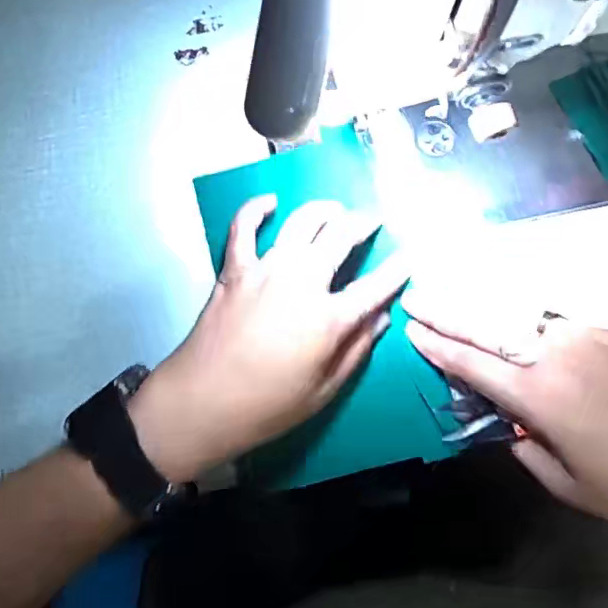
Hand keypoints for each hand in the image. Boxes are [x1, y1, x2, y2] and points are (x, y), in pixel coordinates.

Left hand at [126, 195, 407, 483]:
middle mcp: (301, 282)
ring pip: (301, 221)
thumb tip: (382, 317)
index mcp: (328, 318)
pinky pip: (244, 227)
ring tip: (336, 209)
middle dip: (364, 223)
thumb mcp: (324, 390)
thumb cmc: (266, 406)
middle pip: (341, 237)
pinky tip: (271, 202)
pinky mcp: (234, 269)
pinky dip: (256, 209)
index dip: (397, 270)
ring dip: (324, 209)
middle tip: (375, 219)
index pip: (375, 286)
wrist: (199, 403)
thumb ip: (357, 350)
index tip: (409, 258)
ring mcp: (265, 270)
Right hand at [403, 289, 607, 603]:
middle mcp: (561, 351)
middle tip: (420, 297)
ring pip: (530, 316)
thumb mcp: (564, 482)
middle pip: (491, 322)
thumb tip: (512, 414)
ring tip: (468, 310)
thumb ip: (525, 440)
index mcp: (541, 395)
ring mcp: (594, 334)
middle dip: (450, 310)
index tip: (411, 326)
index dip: (437, 344)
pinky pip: (567, 324)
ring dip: (495, 313)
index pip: (472, 361)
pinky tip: (531, 332)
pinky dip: (540, 326)